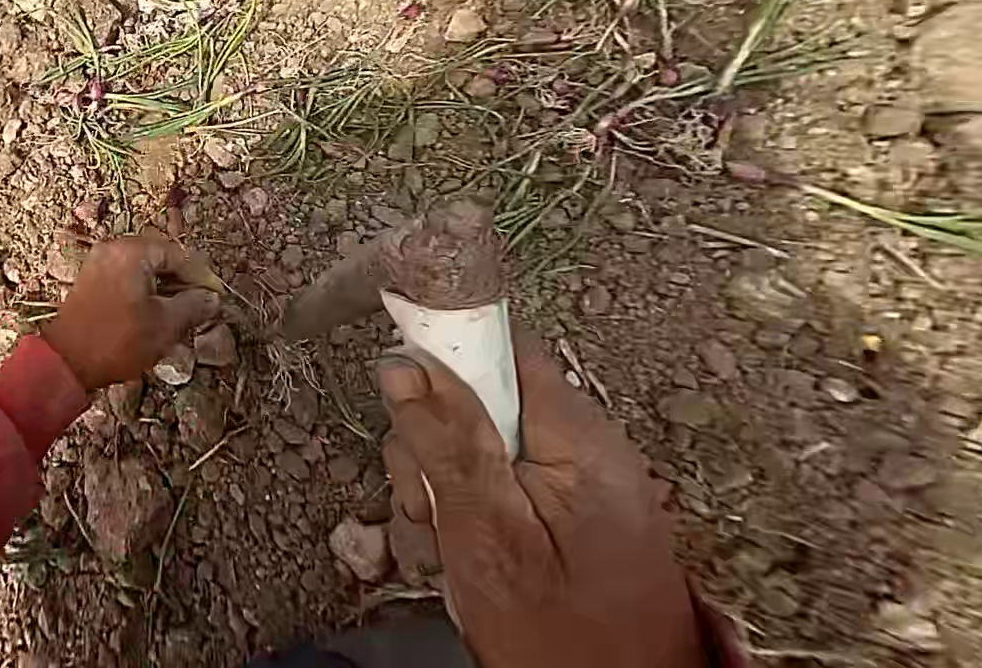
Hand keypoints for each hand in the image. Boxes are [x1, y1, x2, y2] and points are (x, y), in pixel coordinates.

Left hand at [40, 237, 221, 390]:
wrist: (63, 365)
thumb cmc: (118, 341)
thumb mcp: (165, 324)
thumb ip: (194, 305)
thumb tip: (213, 298)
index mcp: (133, 251)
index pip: (179, 256)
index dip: (201, 278)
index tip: (215, 297)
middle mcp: (114, 248)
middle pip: (161, 259)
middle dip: (183, 282)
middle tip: (200, 306)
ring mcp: (99, 263)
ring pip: (145, 269)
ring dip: (164, 288)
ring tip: (180, 313)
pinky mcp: (91, 280)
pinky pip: (128, 277)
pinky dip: (145, 291)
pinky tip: (156, 313)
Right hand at [378, 334, 706, 667]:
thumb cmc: (565, 645)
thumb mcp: (488, 538)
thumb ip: (447, 444)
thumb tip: (403, 367)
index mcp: (574, 435)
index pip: (499, 342)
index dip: (445, 350)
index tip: (405, 386)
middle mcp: (578, 438)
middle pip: (479, 389)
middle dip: (435, 435)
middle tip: (427, 496)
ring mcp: (570, 468)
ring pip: (477, 429)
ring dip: (443, 475)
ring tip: (444, 532)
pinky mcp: (561, 494)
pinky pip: (496, 465)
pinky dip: (467, 496)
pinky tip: (462, 542)